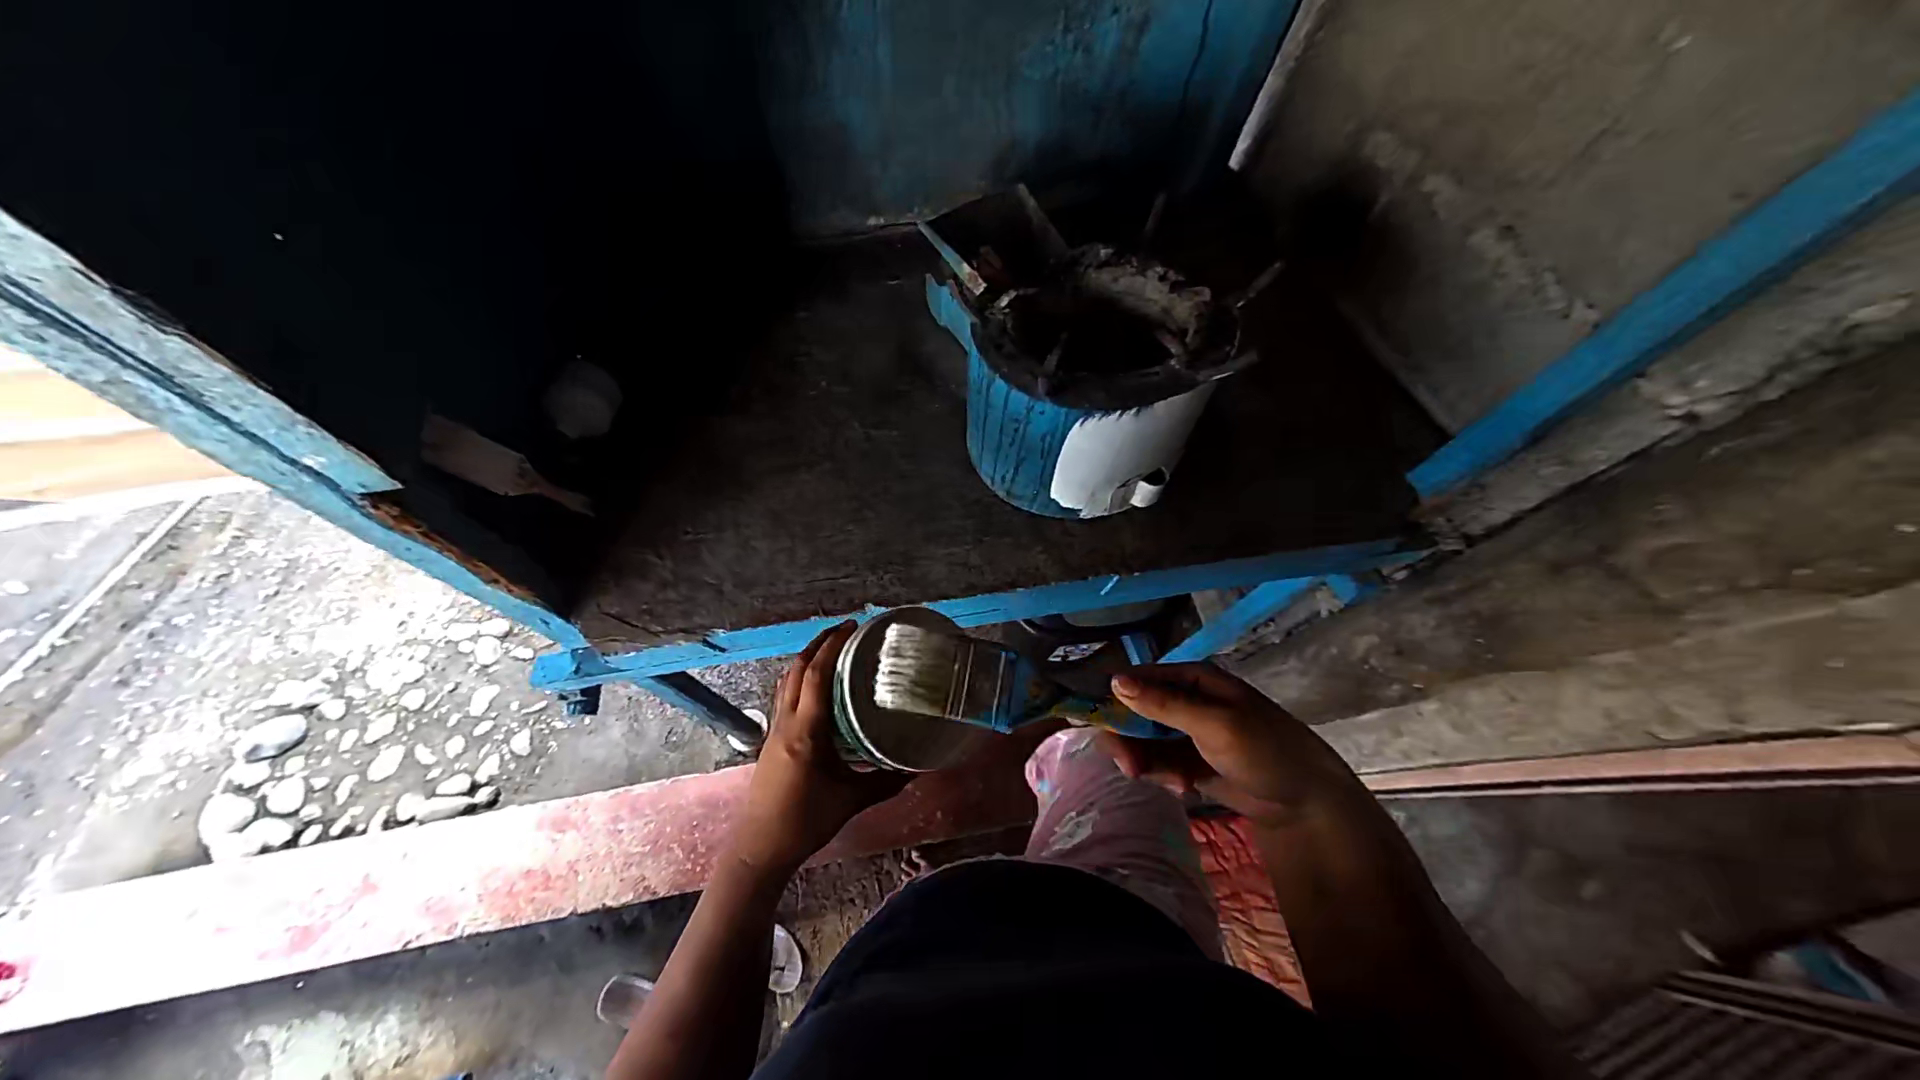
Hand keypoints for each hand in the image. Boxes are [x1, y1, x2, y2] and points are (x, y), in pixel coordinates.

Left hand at [729, 622, 906, 875]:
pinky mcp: (771, 739)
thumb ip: (886, 780)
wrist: (760, 847)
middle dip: (820, 643)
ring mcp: (774, 729)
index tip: (854, 628)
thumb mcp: (852, 800)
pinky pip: (785, 696)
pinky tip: (820, 689)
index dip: (834, 645)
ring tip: (835, 651)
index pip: (817, 674)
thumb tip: (918, 767)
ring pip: (787, 681)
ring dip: (808, 659)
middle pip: (798, 669)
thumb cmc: (805, 821)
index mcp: (806, 730)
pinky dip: (801, 680)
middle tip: (848, 631)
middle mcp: (787, 722)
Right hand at [1099, 663, 1389, 838]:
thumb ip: (1164, 705)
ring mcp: (1184, 732)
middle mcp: (1182, 700)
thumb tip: (1115, 681)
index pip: (1136, 681)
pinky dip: (1163, 777)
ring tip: (1176, 784)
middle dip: (1129, 742)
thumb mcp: (1215, 725)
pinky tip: (1185, 789)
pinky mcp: (1186, 760)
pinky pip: (1156, 763)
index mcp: (1191, 679)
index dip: (1116, 705)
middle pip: (1132, 713)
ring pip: (1140, 742)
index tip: (1108, 733)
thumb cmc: (1267, 751)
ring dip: (1148, 764)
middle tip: (1132, 770)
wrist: (1306, 802)